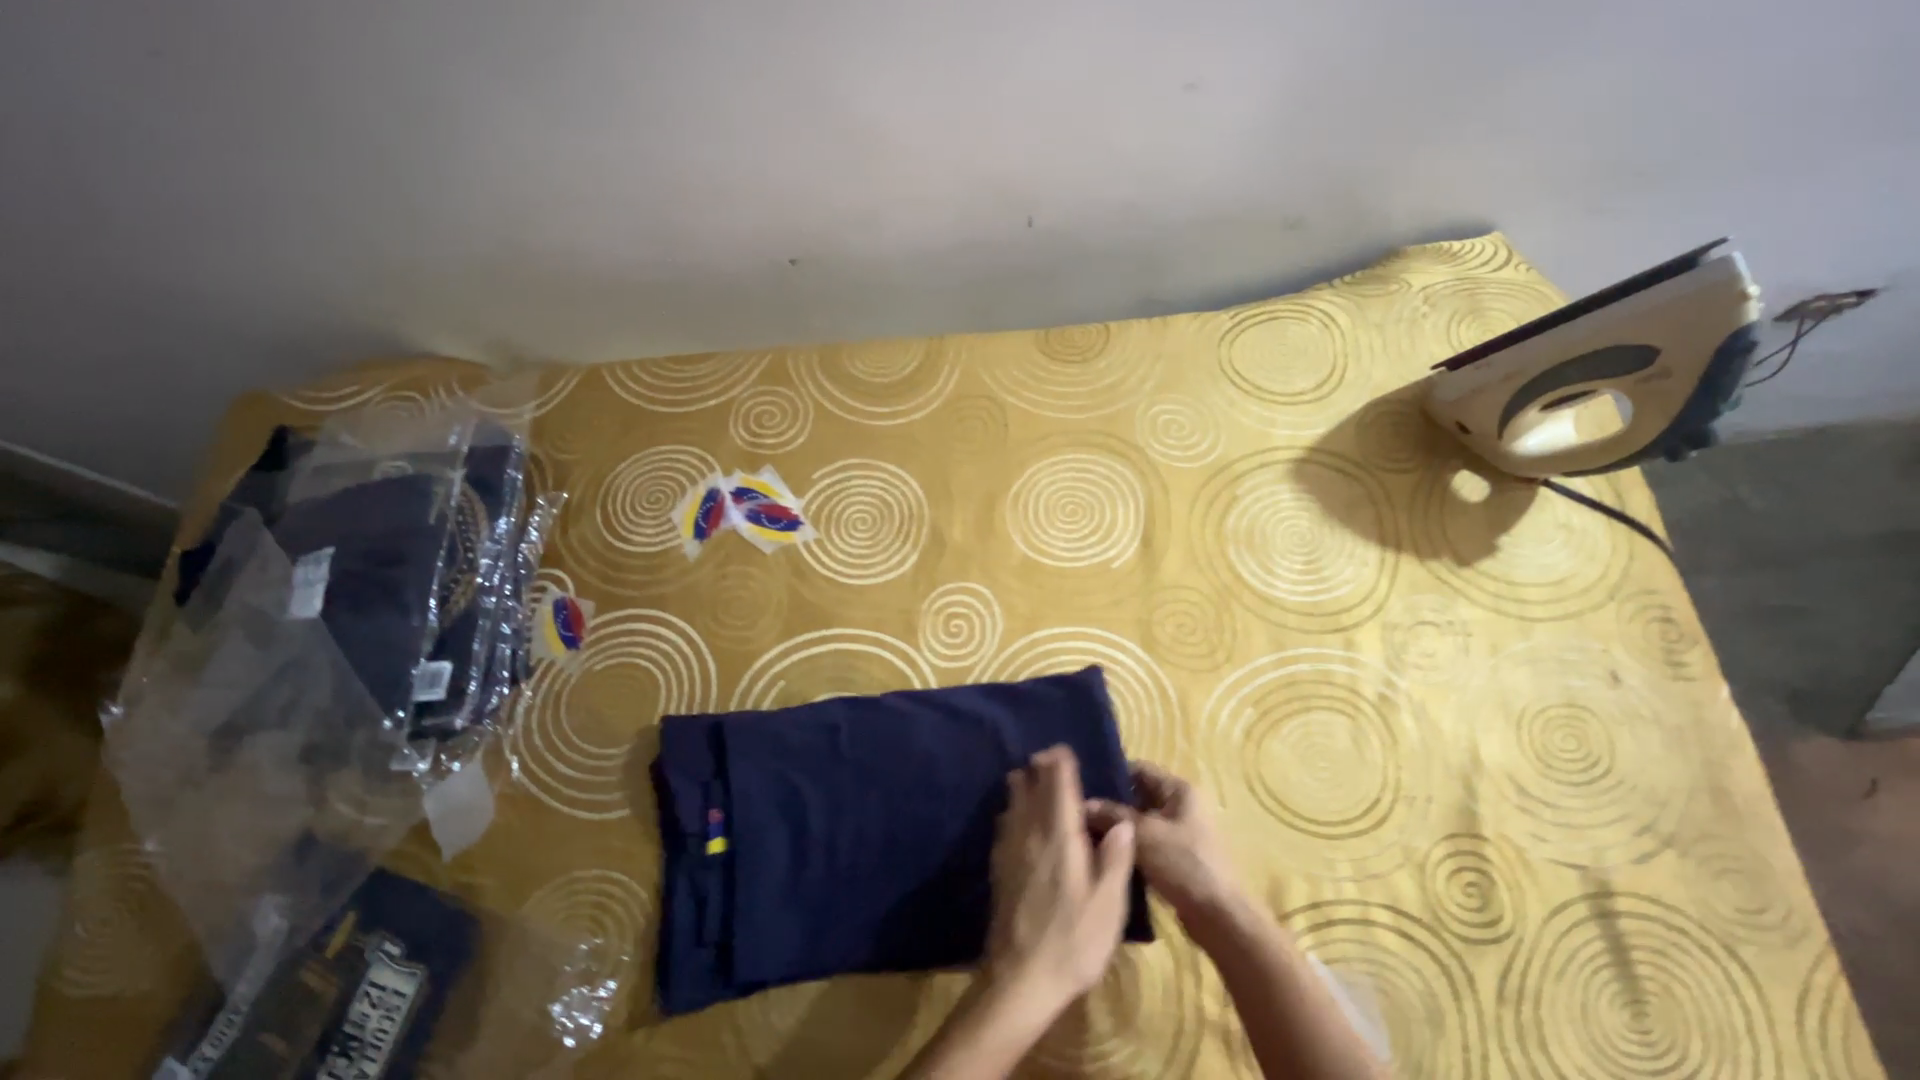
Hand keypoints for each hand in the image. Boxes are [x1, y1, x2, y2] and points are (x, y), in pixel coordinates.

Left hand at [985, 745, 1136, 1012]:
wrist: (1021, 979)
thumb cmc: (1074, 941)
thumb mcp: (1109, 903)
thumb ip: (1115, 857)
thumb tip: (1122, 822)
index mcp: (1059, 837)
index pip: (1058, 788)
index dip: (1060, 765)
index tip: (1063, 749)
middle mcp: (1029, 836)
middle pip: (1029, 790)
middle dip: (1038, 770)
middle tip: (1047, 757)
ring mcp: (1009, 853)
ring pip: (1012, 805)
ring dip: (1022, 787)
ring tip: (1031, 777)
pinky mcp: (999, 871)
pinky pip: (1004, 826)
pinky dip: (1012, 811)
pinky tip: (1015, 818)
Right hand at [1087, 762, 1244, 937]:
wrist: (1218, 915)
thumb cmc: (1184, 864)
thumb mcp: (1144, 834)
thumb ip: (1112, 815)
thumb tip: (1082, 804)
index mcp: (1180, 790)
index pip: (1138, 769)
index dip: (1110, 774)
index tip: (1081, 785)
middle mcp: (1182, 806)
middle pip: (1137, 796)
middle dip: (1109, 804)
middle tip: (1076, 812)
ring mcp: (1180, 833)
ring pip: (1139, 823)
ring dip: (1117, 829)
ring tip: (1082, 833)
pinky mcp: (1176, 858)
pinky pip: (1145, 844)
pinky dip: (1127, 847)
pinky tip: (1103, 855)